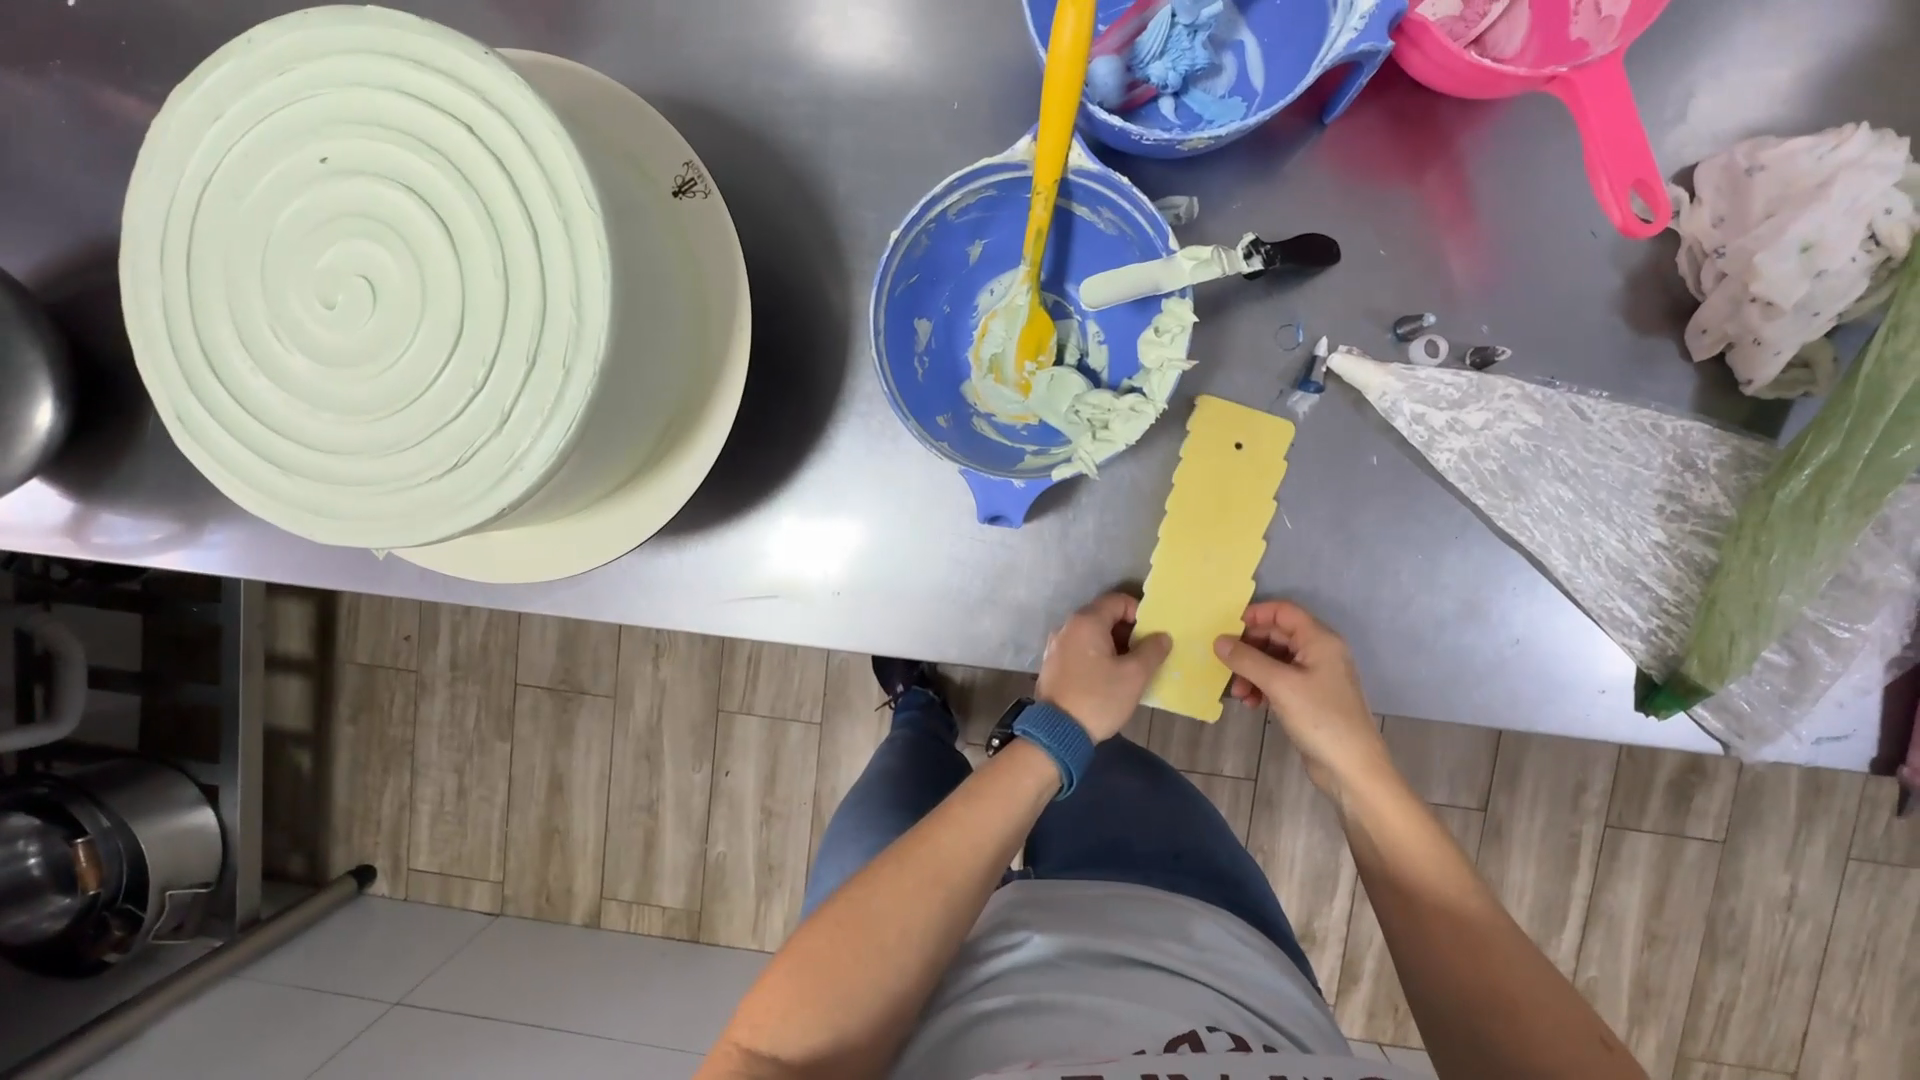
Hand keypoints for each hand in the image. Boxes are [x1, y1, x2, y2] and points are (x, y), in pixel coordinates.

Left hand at [1036, 592, 1171, 741]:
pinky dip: (1097, 656)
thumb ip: (1152, 650)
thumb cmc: (1099, 698)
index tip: (1153, 635)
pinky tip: (1108, 677)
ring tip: (1130, 667)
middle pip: (1103, 616)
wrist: (1057, 731)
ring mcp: (1056, 646)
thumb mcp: (1134, 675)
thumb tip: (1162, 636)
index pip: (1117, 601)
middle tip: (1146, 653)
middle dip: (1128, 631)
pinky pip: (1080, 650)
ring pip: (1091, 635)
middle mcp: (1067, 627)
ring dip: (1113, 645)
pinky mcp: (1052, 664)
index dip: (1140, 613)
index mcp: (1086, 622)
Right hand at [1214, 600, 1390, 797]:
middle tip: (1226, 666)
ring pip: (1274, 660)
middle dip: (1248, 649)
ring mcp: (1315, 675)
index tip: (1225, 629)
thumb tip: (1218, 641)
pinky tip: (1252, 703)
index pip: (1283, 611)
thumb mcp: (1279, 684)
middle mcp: (1319, 652)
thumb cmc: (1319, 717)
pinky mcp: (1309, 697)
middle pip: (1276, 635)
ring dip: (1252, 671)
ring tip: (1239, 694)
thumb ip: (1247, 659)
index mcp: (1319, 640)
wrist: (1351, 767)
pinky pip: (1279, 680)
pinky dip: (1262, 686)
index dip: (1254, 615)